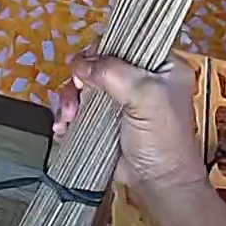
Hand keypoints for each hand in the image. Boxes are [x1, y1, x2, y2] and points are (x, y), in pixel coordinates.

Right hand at [53, 51, 209, 201]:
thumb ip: (113, 73)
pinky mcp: (103, 118)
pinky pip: (77, 106)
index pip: (125, 41)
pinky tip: (64, 128)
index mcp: (160, 65)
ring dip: (69, 101)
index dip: (102, 50)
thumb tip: (78, 64)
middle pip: (97, 64)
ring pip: (83, 85)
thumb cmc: (161, 139)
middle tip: (74, 97)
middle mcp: (138, 77)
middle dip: (79, 81)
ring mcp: (118, 99)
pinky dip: (67, 115)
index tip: (86, 66)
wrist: (158, 185)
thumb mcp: (146, 97)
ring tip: (68, 120)